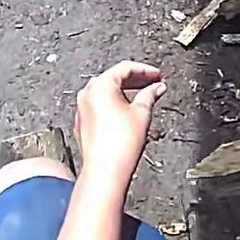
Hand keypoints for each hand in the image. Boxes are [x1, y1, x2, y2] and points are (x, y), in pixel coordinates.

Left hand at [73, 61, 166, 185]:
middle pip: (114, 77)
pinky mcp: (82, 122)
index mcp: (100, 86)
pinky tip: (127, 110)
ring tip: (143, 95)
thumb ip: (150, 94)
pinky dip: (113, 103)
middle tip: (153, 82)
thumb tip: (158, 87)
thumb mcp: (142, 113)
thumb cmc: (120, 144)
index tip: (157, 74)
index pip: (125, 68)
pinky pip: (99, 105)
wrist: (105, 171)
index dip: (145, 70)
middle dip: (135, 79)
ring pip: (105, 91)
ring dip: (125, 90)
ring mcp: (82, 108)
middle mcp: (87, 93)